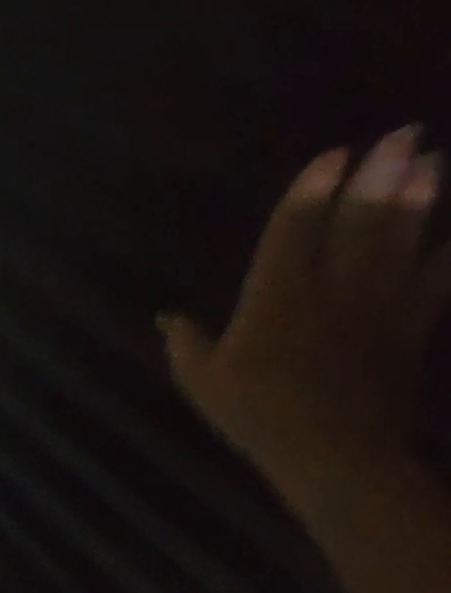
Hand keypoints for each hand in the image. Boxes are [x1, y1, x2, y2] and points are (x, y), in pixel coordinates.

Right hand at [159, 126, 450, 496]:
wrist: (336, 456)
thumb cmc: (255, 413)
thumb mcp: (200, 378)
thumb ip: (187, 341)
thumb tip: (169, 317)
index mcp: (275, 298)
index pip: (294, 231)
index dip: (312, 191)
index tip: (334, 155)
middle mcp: (331, 292)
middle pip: (361, 225)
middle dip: (381, 178)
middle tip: (405, 135)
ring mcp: (378, 311)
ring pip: (404, 245)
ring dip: (421, 202)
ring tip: (435, 162)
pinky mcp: (410, 333)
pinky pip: (438, 285)